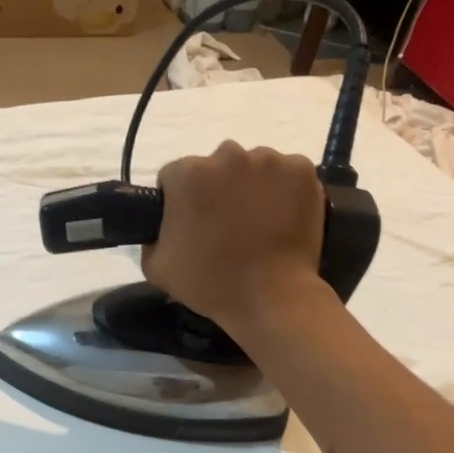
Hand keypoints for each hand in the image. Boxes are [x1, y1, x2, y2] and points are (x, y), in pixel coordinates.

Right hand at [142, 140, 328, 334]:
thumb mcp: (157, 268)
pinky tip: (280, 219)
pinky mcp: (302, 169)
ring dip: (250, 187)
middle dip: (217, 189)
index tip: (188, 223)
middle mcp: (228, 155)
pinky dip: (282, 190)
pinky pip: (285, 174)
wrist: (270, 297)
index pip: (174, 175)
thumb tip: (162, 227)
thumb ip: (151, 237)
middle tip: (224, 225)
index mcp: (188, 174)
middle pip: (216, 165)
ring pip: (253, 167)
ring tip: (256, 224)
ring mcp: (269, 160)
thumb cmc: (210, 284)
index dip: (178, 200)